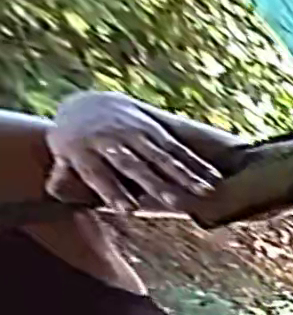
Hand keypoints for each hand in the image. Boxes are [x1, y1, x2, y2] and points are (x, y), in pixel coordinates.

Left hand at [46, 92, 220, 210]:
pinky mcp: (154, 130)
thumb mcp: (64, 153)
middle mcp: (106, 141)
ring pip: (161, 157)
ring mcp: (132, 134)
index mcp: (79, 149)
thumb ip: (66, 175)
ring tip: (206, 193)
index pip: (96, 174)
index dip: (112, 191)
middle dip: (155, 183)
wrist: (92, 104)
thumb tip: (55, 195)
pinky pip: (179, 149)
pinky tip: (216, 178)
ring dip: (185, 176)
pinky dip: (198, 164)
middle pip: (133, 165)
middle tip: (174, 203)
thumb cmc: (79, 139)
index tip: (128, 210)